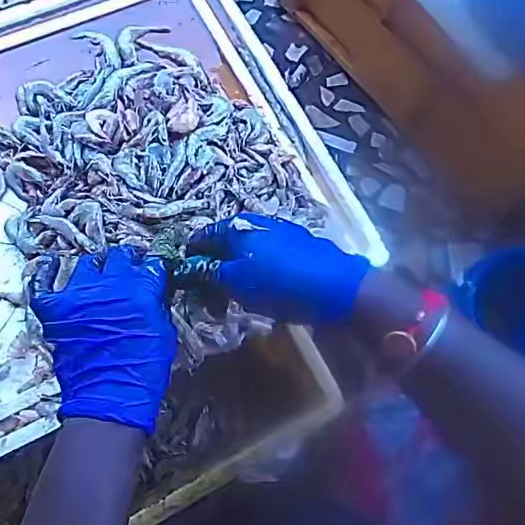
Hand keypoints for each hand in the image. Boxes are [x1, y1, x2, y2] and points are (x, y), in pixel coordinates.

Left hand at [30, 246, 176, 433]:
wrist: (109, 400)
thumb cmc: (142, 374)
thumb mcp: (164, 334)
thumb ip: (156, 305)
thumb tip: (152, 292)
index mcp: (141, 290)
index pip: (148, 263)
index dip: (150, 266)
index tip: (150, 270)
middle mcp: (108, 286)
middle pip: (118, 258)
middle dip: (125, 262)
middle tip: (127, 270)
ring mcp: (78, 295)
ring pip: (86, 264)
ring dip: (95, 269)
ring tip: (98, 276)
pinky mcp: (54, 310)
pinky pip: (43, 282)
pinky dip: (46, 272)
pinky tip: (51, 264)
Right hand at [186, 213, 371, 322]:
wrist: (340, 288)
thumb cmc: (280, 283)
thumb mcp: (235, 281)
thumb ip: (207, 273)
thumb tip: (185, 269)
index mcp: (235, 226)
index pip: (199, 238)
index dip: (189, 261)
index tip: (186, 285)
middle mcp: (255, 223)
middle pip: (221, 247)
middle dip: (211, 272)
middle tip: (210, 300)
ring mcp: (277, 234)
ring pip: (243, 256)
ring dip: (233, 278)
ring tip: (234, 301)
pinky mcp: (295, 249)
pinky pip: (263, 263)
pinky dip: (254, 277)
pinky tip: (260, 295)